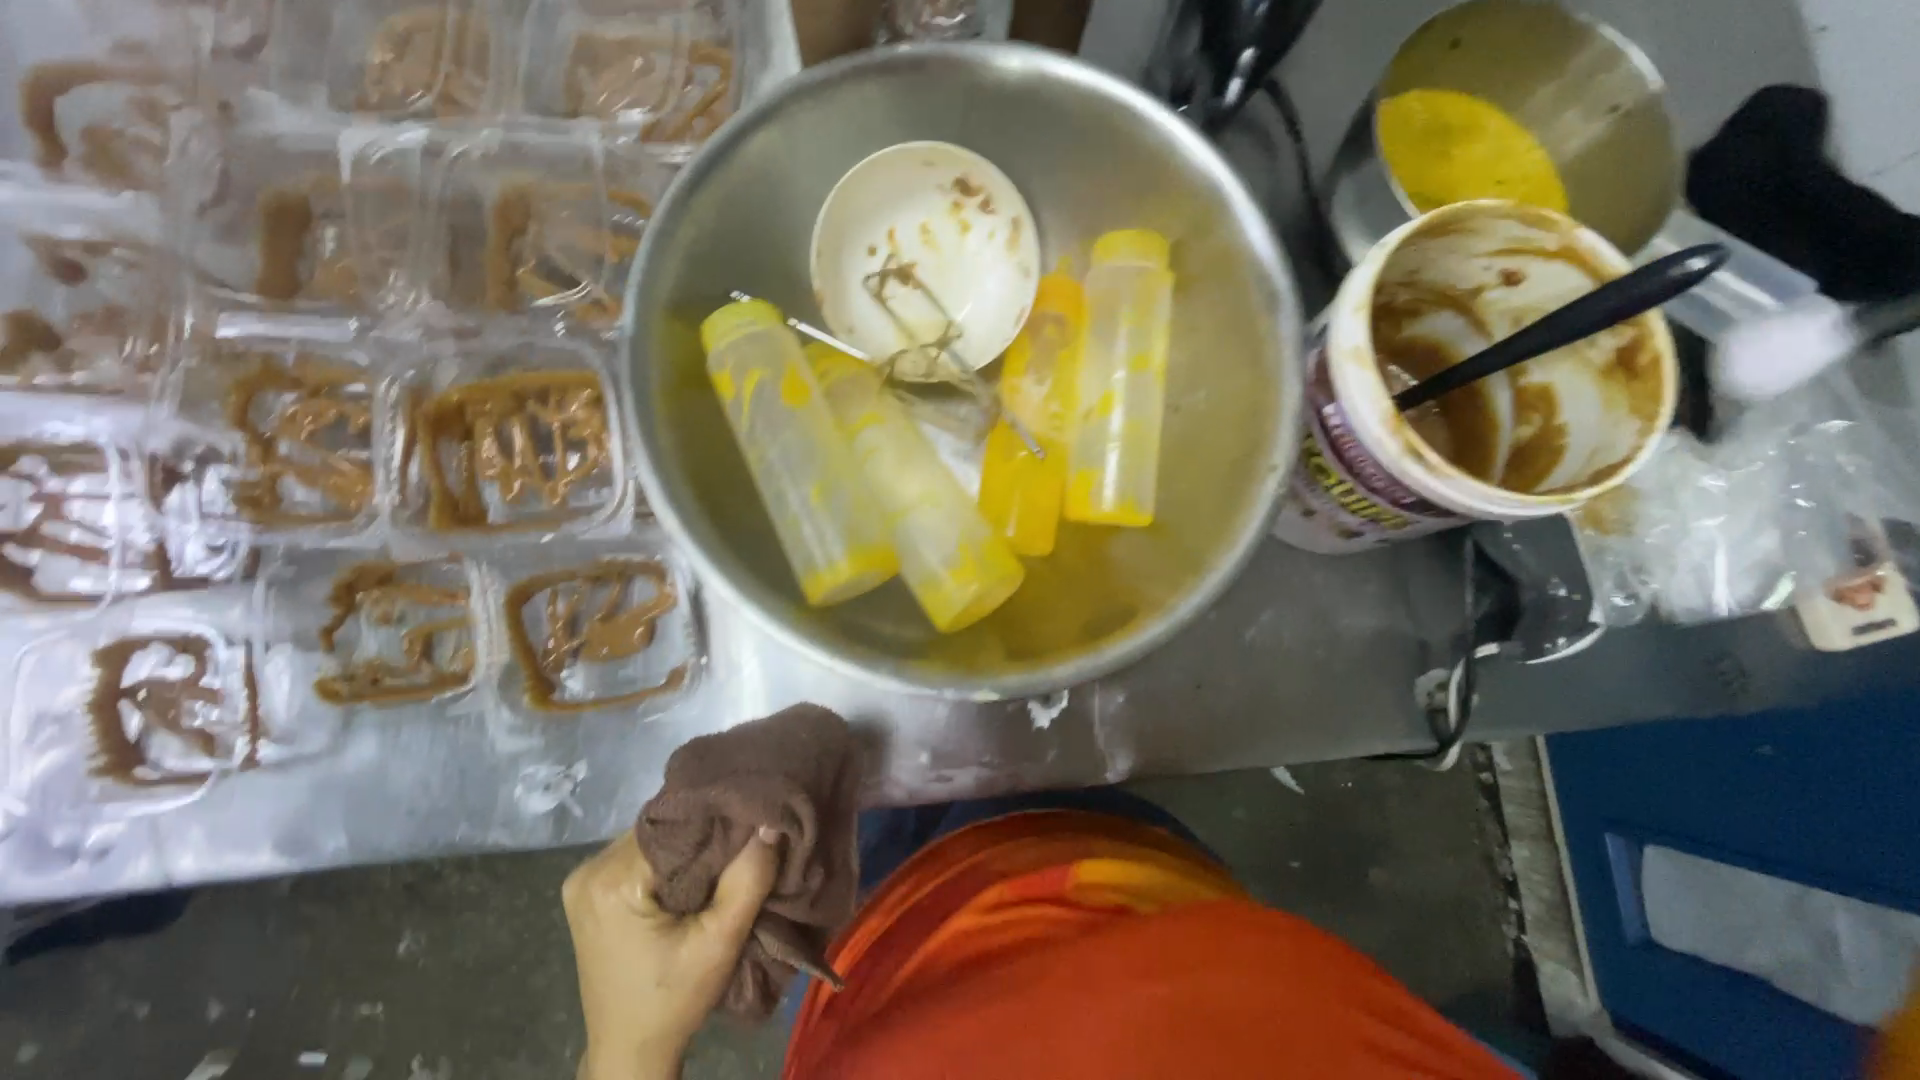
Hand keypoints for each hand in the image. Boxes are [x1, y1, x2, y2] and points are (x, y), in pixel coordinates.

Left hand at [564, 829, 777, 1079]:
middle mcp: (589, 870)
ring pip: (652, 839)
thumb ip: (748, 879)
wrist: (631, 1049)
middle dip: (703, 833)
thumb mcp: (720, 942)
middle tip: (744, 837)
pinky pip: (638, 856)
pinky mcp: (588, 890)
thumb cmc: (674, 999)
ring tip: (723, 856)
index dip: (717, 821)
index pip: (676, 824)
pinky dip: (669, 860)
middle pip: (662, 829)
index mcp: (613, 881)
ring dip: (687, 847)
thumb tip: (770, 821)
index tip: (753, 821)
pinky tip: (693, 873)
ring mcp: (582, 880)